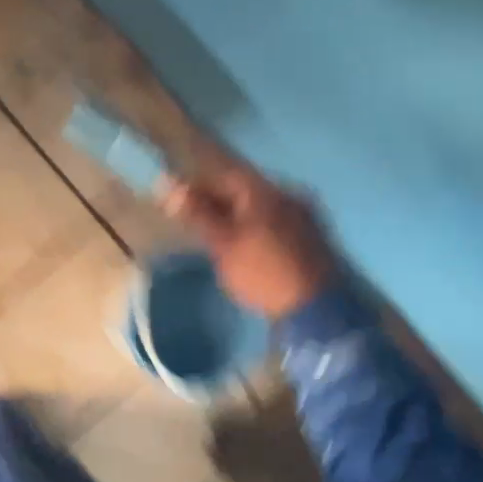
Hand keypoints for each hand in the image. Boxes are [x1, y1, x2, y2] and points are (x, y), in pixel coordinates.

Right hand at [162, 141, 338, 317]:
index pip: (225, 175)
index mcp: (264, 191)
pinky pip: (274, 221)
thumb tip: (168, 185)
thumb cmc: (262, 272)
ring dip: (237, 214)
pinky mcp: (311, 236)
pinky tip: (245, 244)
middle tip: (193, 217)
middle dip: (217, 200)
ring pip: (260, 206)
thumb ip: (197, 214)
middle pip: (245, 189)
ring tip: (216, 232)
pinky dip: (255, 227)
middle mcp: (288, 194)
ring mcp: (303, 215)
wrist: (315, 306)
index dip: (198, 184)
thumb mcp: (223, 244)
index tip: (178, 198)